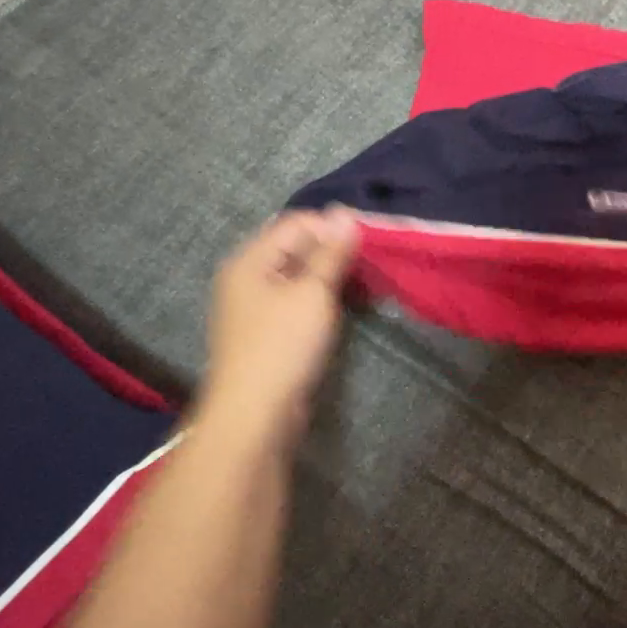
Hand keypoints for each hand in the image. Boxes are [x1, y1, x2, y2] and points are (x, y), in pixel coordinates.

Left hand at [198, 207, 358, 443]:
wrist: (256, 414)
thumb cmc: (282, 346)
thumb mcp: (313, 292)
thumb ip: (331, 252)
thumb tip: (344, 212)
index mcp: (250, 260)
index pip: (298, 223)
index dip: (334, 228)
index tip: (372, 242)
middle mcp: (250, 276)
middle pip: (300, 247)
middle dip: (338, 250)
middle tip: (376, 262)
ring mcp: (260, 304)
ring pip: (304, 273)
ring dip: (336, 274)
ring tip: (370, 281)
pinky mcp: (274, 328)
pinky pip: (303, 297)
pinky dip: (327, 295)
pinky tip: (352, 302)